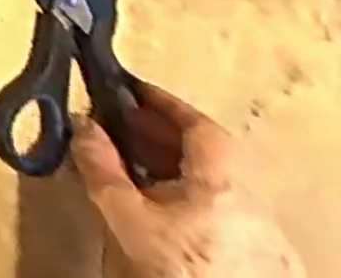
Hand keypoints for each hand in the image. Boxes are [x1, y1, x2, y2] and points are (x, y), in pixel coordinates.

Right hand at [71, 82, 303, 277]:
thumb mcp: (121, 210)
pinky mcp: (262, 256)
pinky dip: (187, 186)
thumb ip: (98, 162)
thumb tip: (81, 123)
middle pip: (214, 154)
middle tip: (120, 117)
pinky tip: (156, 194)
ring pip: (219, 180)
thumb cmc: (176, 267)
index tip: (132, 86)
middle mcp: (256, 206)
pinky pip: (223, 204)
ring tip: (128, 154)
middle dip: (163, 130)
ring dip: (173, 159)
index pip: (205, 128)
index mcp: (226, 187)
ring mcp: (265, 234)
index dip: (167, 102)